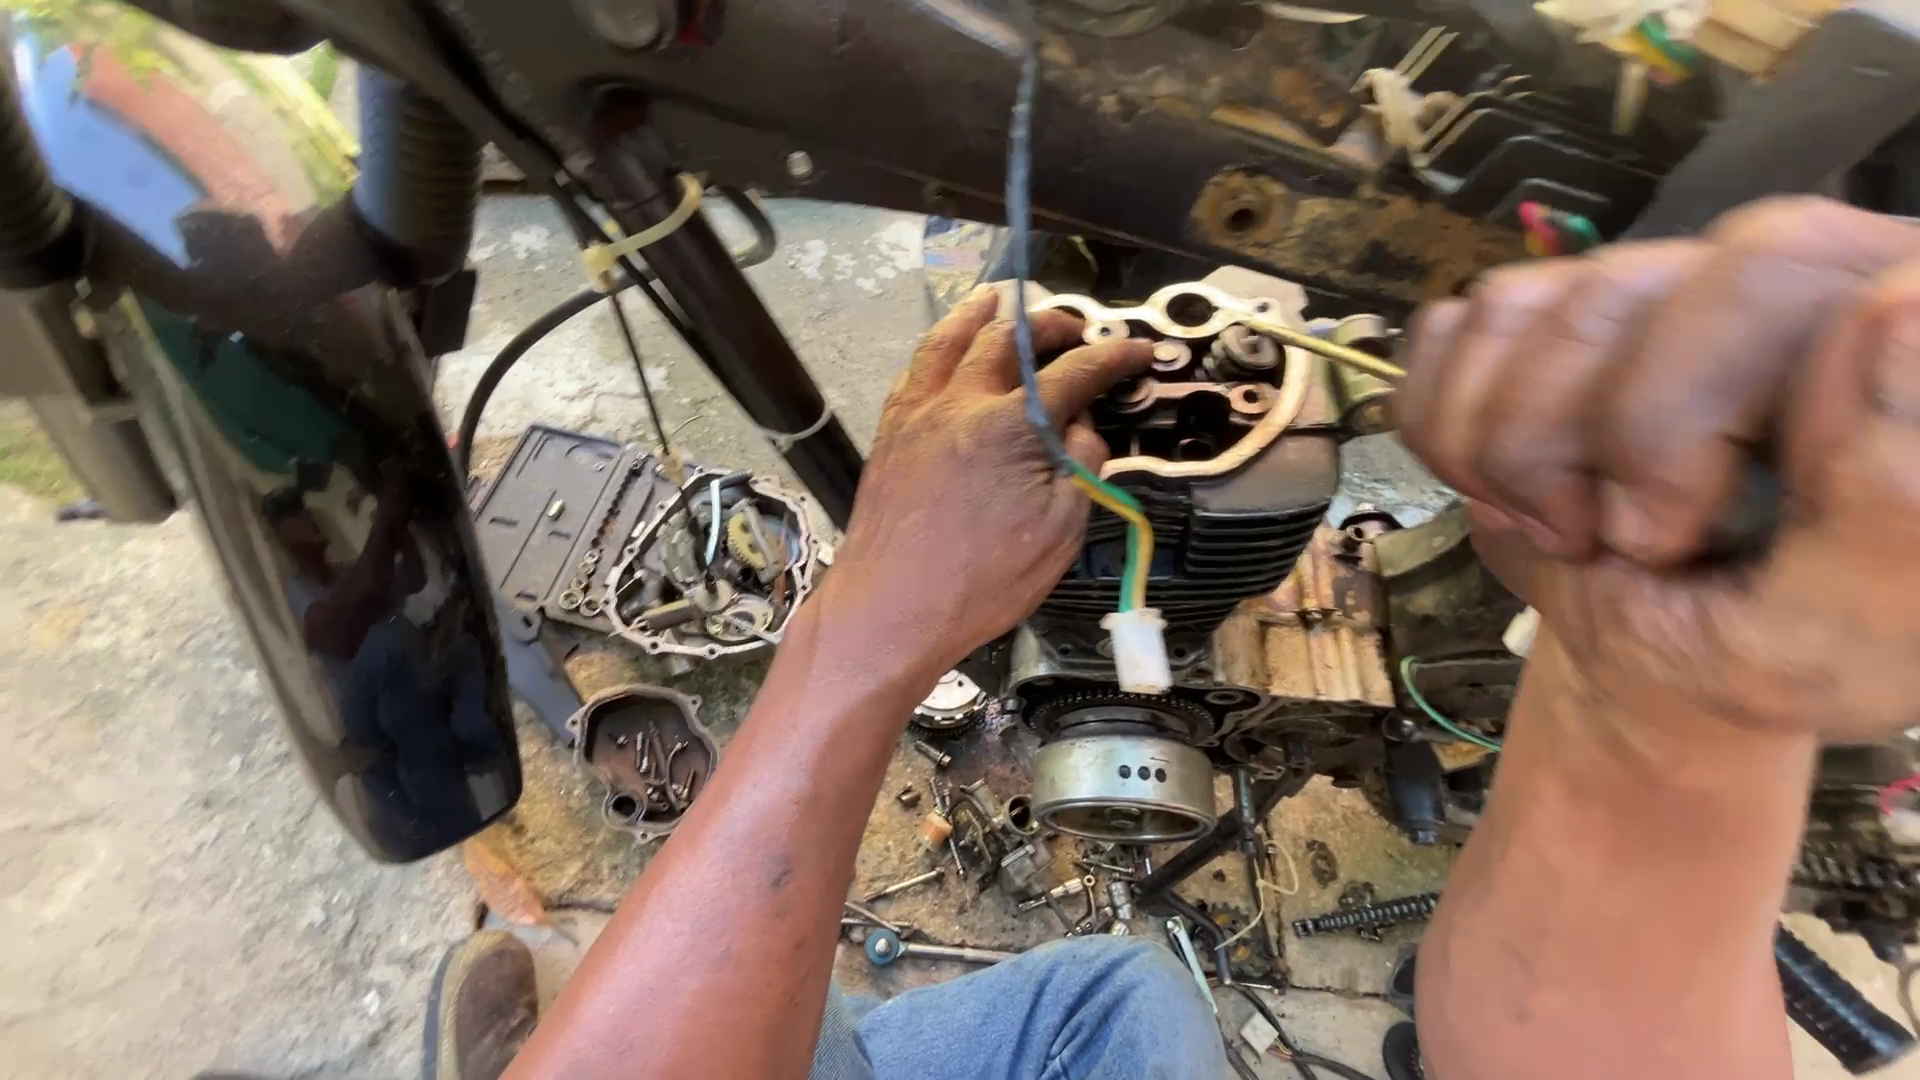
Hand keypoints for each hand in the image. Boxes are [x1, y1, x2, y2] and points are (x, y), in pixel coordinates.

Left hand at [824, 285, 1151, 675]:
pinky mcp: (890, 432)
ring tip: (997, 299)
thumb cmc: (981, 581)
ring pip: (950, 341)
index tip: (1138, 351)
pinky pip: (914, 370)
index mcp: (1012, 426)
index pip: (1075, 372)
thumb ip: (1080, 466)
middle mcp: (961, 402)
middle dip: (1049, 326)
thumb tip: (1081, 427)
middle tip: (1074, 331)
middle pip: (1009, 339)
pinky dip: (938, 348)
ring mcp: (918, 413)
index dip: (1114, 356)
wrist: (890, 608)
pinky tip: (945, 350)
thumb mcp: (1059, 532)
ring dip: (980, 314)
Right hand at [1396, 196, 1919, 739]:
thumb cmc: (1750, 651)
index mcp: (1887, 326)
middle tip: (1592, 538)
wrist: (1642, 647)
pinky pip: (1443, 334)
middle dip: (1559, 446)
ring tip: (1552, 522)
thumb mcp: (1838, 621)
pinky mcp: (1532, 318)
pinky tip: (1496, 484)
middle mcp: (1765, 281)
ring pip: (1507, 311)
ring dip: (1494, 455)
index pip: (1763, 274)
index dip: (1669, 421)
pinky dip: (1439, 431)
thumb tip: (1901, 301)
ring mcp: (1635, 290)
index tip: (1659, 540)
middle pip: (1612, 291)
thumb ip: (1900, 485)